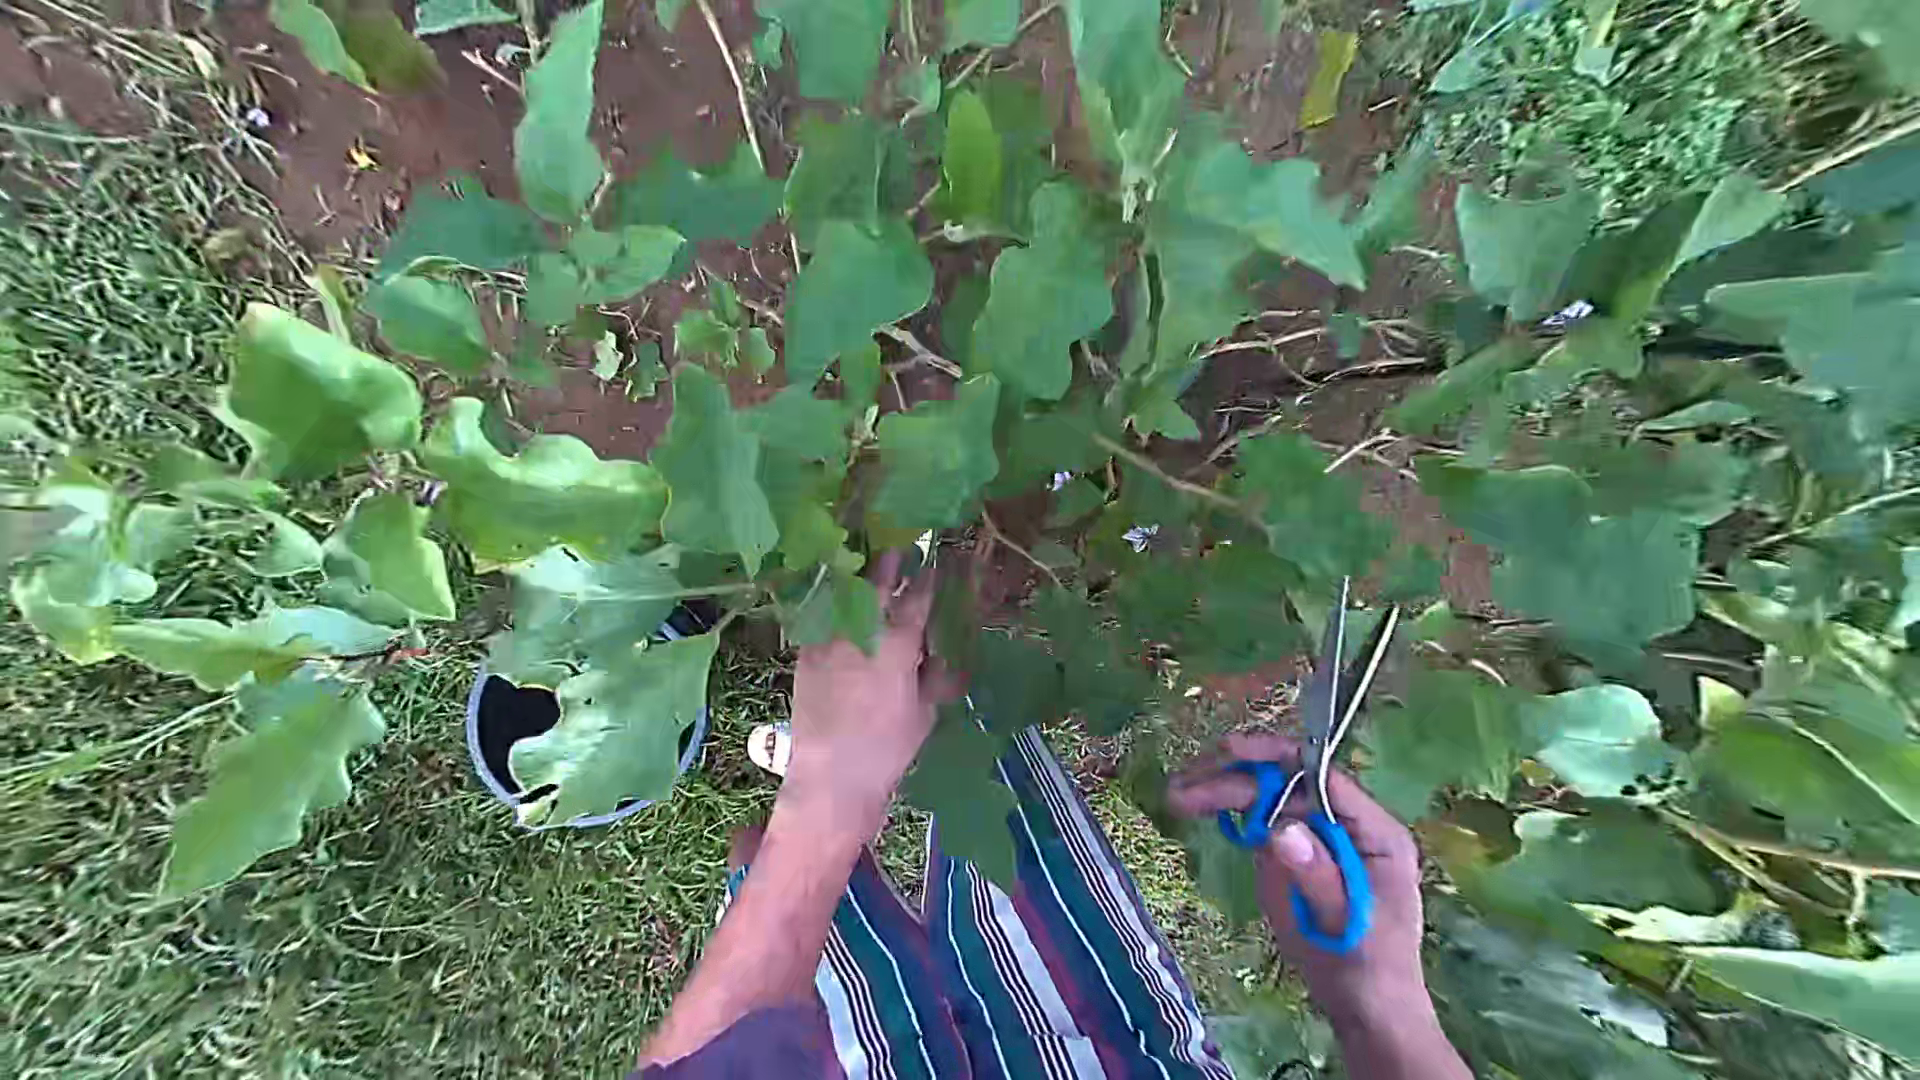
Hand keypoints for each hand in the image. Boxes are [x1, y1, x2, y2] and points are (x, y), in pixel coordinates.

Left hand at [782, 551, 940, 831]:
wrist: (833, 775)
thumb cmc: (889, 746)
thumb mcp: (924, 711)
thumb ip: (931, 677)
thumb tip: (935, 656)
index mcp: (899, 645)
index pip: (918, 600)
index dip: (929, 578)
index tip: (936, 561)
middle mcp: (863, 632)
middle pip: (878, 586)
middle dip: (890, 562)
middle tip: (897, 544)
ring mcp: (830, 640)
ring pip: (845, 595)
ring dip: (859, 577)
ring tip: (864, 563)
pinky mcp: (806, 654)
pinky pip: (819, 618)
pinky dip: (830, 604)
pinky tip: (834, 598)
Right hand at [1168, 733, 1431, 1029]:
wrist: (1359, 1004)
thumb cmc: (1367, 967)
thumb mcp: (1347, 924)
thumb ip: (1317, 875)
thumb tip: (1279, 828)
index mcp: (1370, 828)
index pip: (1321, 775)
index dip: (1275, 756)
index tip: (1230, 751)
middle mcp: (1336, 817)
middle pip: (1280, 779)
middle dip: (1230, 777)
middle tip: (1185, 786)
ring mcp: (1308, 827)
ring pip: (1258, 791)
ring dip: (1215, 787)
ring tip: (1176, 794)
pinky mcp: (1282, 842)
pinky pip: (1248, 812)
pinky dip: (1217, 805)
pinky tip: (1189, 803)